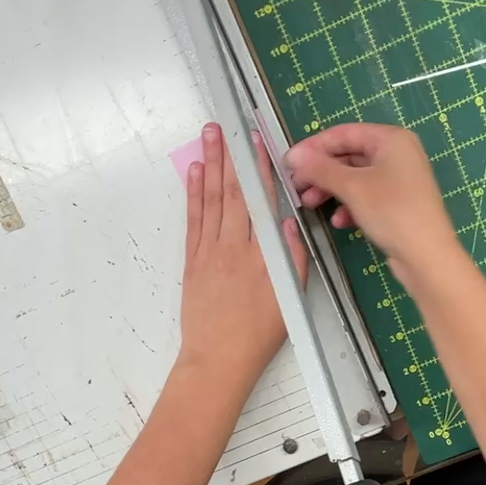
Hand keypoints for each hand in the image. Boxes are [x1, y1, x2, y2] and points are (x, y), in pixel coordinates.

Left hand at [177, 122, 306, 389]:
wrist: (218, 360)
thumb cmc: (258, 335)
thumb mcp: (288, 300)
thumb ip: (293, 261)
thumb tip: (290, 224)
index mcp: (259, 255)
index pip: (260, 201)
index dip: (259, 168)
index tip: (258, 141)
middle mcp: (231, 247)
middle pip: (232, 193)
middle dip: (230, 155)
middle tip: (226, 124)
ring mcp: (208, 252)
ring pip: (210, 200)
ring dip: (209, 165)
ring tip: (208, 136)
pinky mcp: (193, 262)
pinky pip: (193, 221)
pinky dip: (193, 195)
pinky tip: (193, 173)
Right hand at [285, 123, 464, 285]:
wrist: (427, 256)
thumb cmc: (393, 212)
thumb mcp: (353, 187)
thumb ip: (321, 169)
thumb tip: (294, 157)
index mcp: (391, 139)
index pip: (344, 133)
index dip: (314, 147)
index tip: (289, 163)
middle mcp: (398, 154)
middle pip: (349, 156)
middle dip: (322, 173)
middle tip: (297, 188)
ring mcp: (400, 180)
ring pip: (356, 179)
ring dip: (332, 191)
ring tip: (309, 205)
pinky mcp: (399, 204)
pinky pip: (368, 198)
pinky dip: (351, 206)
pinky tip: (340, 222)